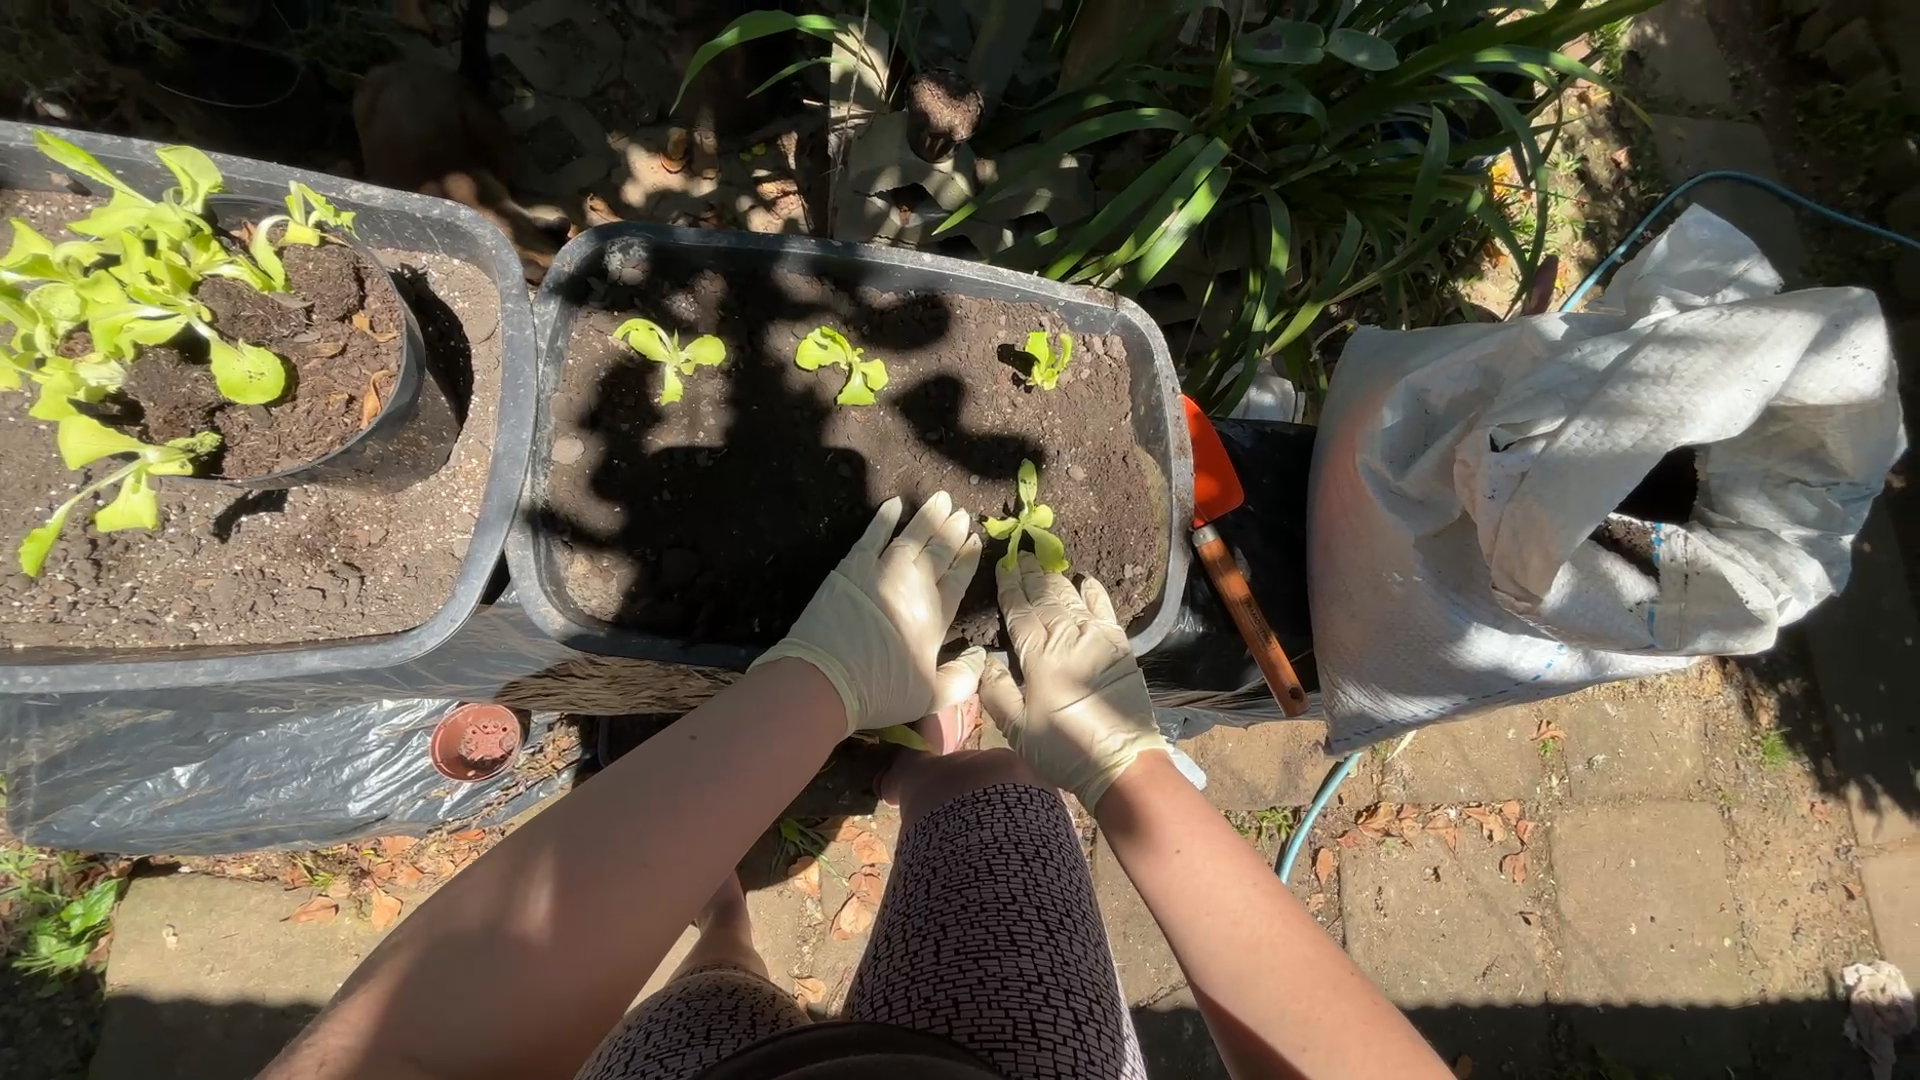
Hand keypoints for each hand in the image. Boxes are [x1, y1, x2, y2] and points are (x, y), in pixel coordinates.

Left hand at [751, 493, 981, 732]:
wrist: (824, 680)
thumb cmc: (879, 691)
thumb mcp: (931, 697)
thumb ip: (962, 678)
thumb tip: (982, 656)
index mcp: (936, 615)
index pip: (958, 578)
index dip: (968, 558)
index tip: (975, 540)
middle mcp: (915, 586)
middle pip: (939, 551)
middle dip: (952, 531)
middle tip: (961, 512)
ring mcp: (883, 571)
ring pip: (912, 537)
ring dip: (927, 517)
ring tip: (941, 499)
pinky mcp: (852, 567)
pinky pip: (872, 535)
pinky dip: (884, 519)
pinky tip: (895, 504)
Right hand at [978, 553, 1166, 808]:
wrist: (1122, 763)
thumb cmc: (1063, 749)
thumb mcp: (1017, 727)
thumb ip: (996, 689)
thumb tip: (983, 657)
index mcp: (1039, 657)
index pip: (1019, 612)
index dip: (1010, 588)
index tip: (1002, 567)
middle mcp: (1068, 638)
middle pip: (1045, 599)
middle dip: (1030, 576)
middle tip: (1020, 556)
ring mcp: (1098, 639)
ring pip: (1071, 599)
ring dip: (1055, 580)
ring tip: (1042, 563)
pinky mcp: (1120, 647)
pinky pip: (1105, 609)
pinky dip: (1094, 592)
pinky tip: (1085, 579)